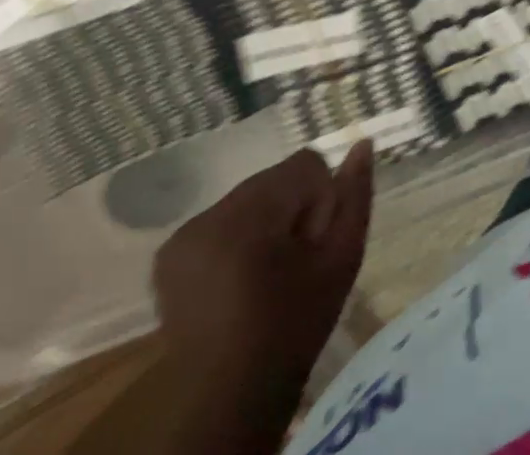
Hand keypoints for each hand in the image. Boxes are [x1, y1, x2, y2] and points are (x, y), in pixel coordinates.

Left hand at [152, 142, 373, 383]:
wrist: (232, 384)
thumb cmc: (298, 319)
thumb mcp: (343, 255)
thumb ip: (353, 196)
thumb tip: (362, 144)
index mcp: (246, 218)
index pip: (303, 165)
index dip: (321, 199)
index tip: (315, 240)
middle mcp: (204, 217)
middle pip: (271, 180)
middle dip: (292, 207)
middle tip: (298, 258)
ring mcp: (180, 237)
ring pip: (246, 199)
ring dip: (267, 221)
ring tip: (271, 269)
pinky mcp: (167, 255)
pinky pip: (219, 221)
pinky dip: (239, 237)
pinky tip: (243, 276)